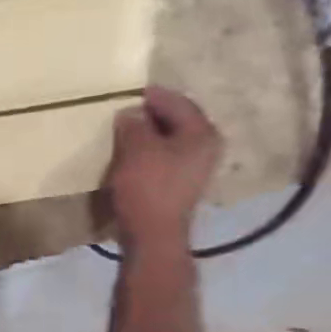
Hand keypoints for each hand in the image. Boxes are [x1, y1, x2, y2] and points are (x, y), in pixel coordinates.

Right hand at [99, 86, 222, 251]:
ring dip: (148, 139)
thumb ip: (133, 126)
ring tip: (125, 137)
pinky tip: (131, 160)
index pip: (178, 103)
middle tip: (126, 114)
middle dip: (151, 118)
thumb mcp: (136, 150)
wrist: (153, 238)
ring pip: (170, 144)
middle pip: (177, 123)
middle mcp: (206, 149)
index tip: (131, 93)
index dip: (154, 96)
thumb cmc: (148, 189)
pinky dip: (148, 156)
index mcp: (202, 133)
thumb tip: (130, 113)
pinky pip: (164, 162)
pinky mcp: (180, 189)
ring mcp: (195, 171)